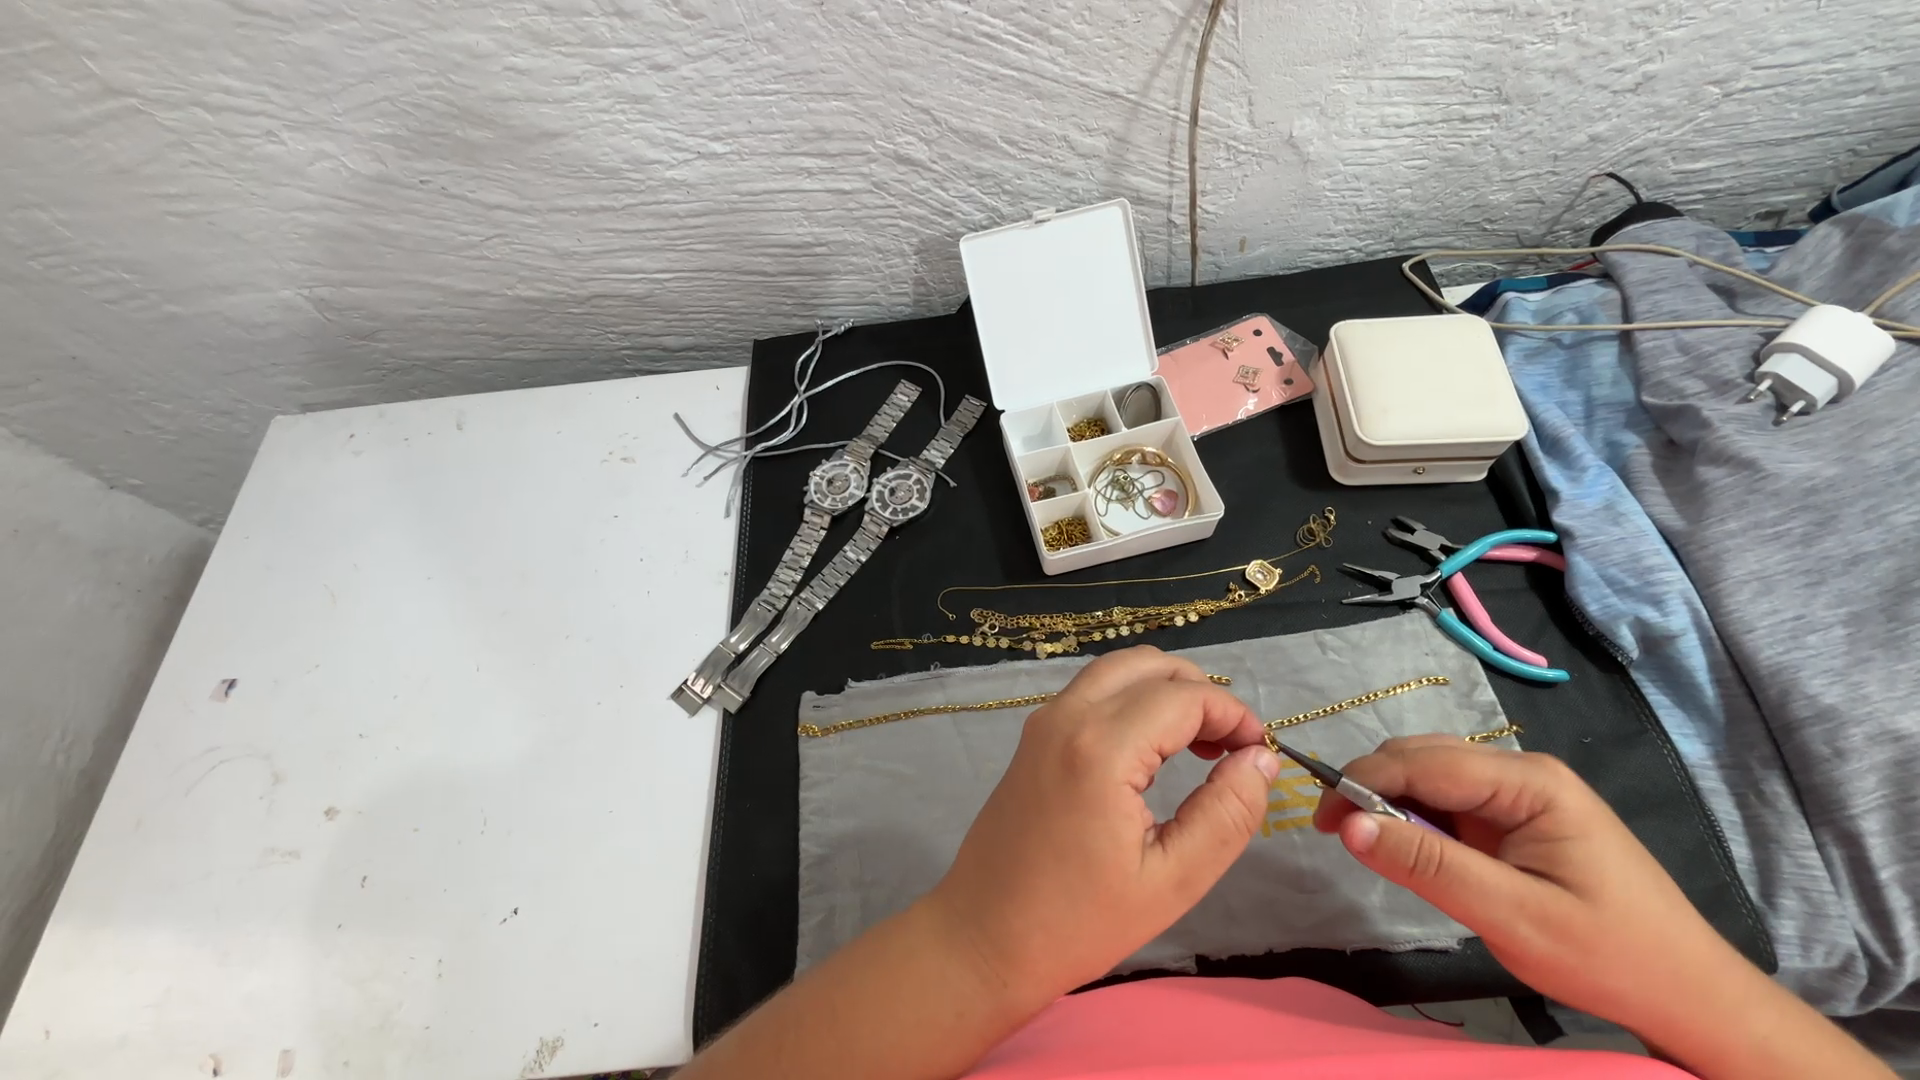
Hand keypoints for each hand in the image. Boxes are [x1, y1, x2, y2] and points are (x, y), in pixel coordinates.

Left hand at [923, 646, 1279, 1006]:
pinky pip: (1091, 692)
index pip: (1185, 696)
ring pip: (1116, 670)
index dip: (1234, 714)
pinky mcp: (1033, 737)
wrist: (982, 936)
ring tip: (1200, 746)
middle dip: (1201, 692)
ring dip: (1165, 691)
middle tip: (1231, 746)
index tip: (1260, 752)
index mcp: (1101, 747)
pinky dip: (1132, 700)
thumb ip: (1228, 814)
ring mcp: (1043, 721)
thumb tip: (1260, 759)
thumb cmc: (1078, 922)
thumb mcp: (1172, 880)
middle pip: (1149, 665)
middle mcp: (1067, 715)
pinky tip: (1153, 752)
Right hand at [1310, 737, 1756, 1033]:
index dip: (1364, 782)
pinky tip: (1407, 847)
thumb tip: (1349, 826)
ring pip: (1428, 775)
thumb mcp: (1513, 917)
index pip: (1424, 762)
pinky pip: (1446, 801)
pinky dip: (1414, 818)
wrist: (1690, 995)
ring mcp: (1519, 792)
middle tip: (1339, 836)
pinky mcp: (1513, 817)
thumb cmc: (1608, 956)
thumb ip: (1429, 867)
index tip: (1322, 823)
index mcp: (1530, 782)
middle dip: (1371, 788)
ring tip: (1368, 845)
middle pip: (1421, 758)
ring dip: (1390, 802)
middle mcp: (1521, 772)